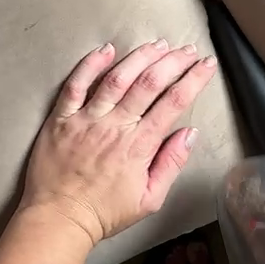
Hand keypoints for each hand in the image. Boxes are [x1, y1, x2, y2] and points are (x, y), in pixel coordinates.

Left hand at [21, 40, 218, 244]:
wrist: (58, 219)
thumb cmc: (104, 213)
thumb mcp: (149, 199)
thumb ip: (171, 164)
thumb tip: (189, 134)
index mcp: (139, 145)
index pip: (174, 103)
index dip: (194, 79)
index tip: (206, 64)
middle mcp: (115, 126)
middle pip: (150, 83)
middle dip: (173, 61)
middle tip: (187, 49)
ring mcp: (87, 119)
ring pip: (117, 78)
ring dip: (140, 57)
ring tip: (158, 44)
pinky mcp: (62, 118)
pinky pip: (76, 85)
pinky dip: (91, 65)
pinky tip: (107, 49)